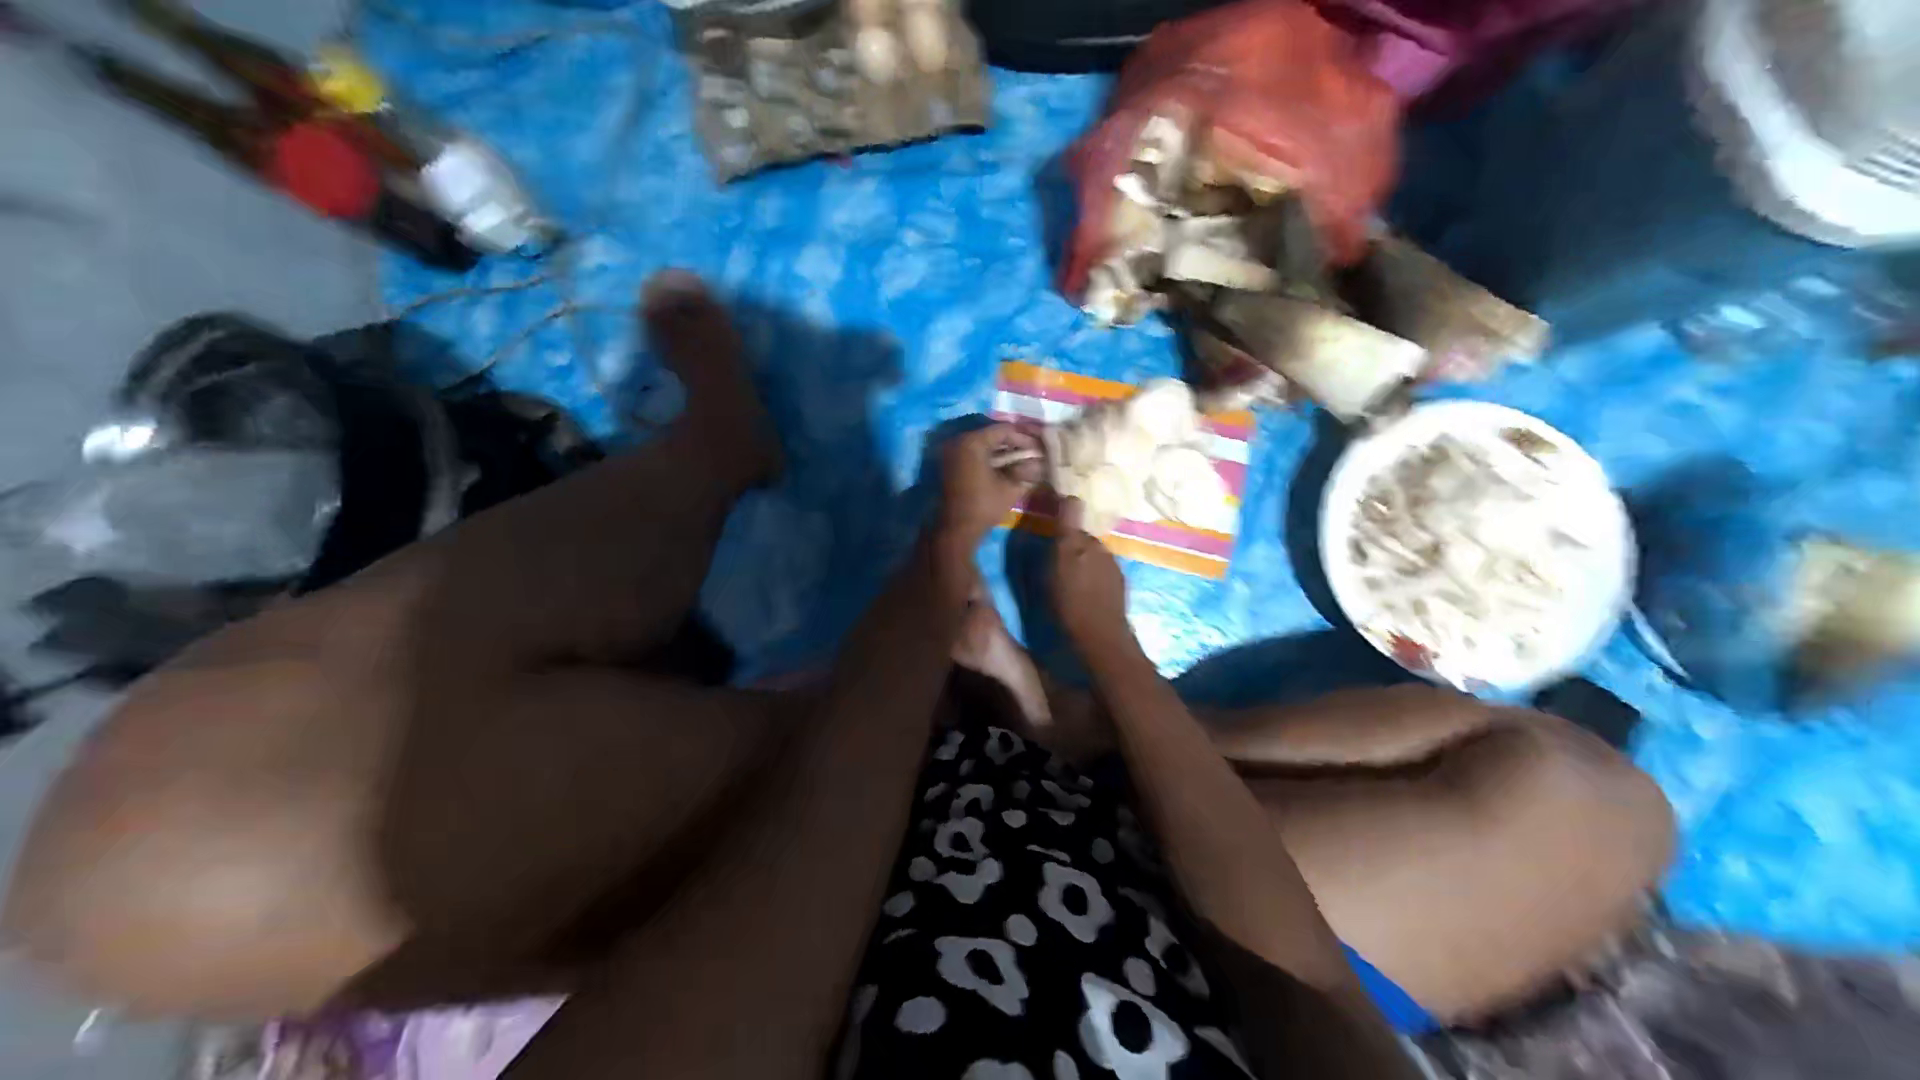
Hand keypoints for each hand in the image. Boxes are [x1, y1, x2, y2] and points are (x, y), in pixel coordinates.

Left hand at [937, 424, 1042, 547]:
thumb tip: (1039, 462)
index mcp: (972, 442)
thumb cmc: (984, 506)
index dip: (1024, 438)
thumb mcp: (1011, 488)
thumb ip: (1026, 470)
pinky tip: (1003, 467)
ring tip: (1019, 461)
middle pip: (991, 434)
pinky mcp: (949, 464)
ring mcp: (951, 452)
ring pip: (982, 444)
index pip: (1004, 430)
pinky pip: (972, 453)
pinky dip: (988, 457)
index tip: (1037, 449)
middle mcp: (958, 441)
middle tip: (1030, 453)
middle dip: (1012, 443)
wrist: (955, 529)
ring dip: (1000, 451)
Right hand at [1052, 497, 1136, 660]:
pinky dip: (1096, 572)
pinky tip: (1090, 591)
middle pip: (1082, 534)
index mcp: (1072, 542)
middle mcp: (1094, 544)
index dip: (1064, 502)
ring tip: (1076, 581)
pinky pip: (1103, 565)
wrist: (1101, 634)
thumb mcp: (1045, 579)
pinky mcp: (1120, 575)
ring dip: (1085, 558)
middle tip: (1060, 562)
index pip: (1071, 506)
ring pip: (1093, 550)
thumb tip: (1053, 535)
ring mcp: (1110, 559)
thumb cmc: (1065, 607)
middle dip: (1072, 542)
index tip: (1058, 503)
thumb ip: (1050, 551)